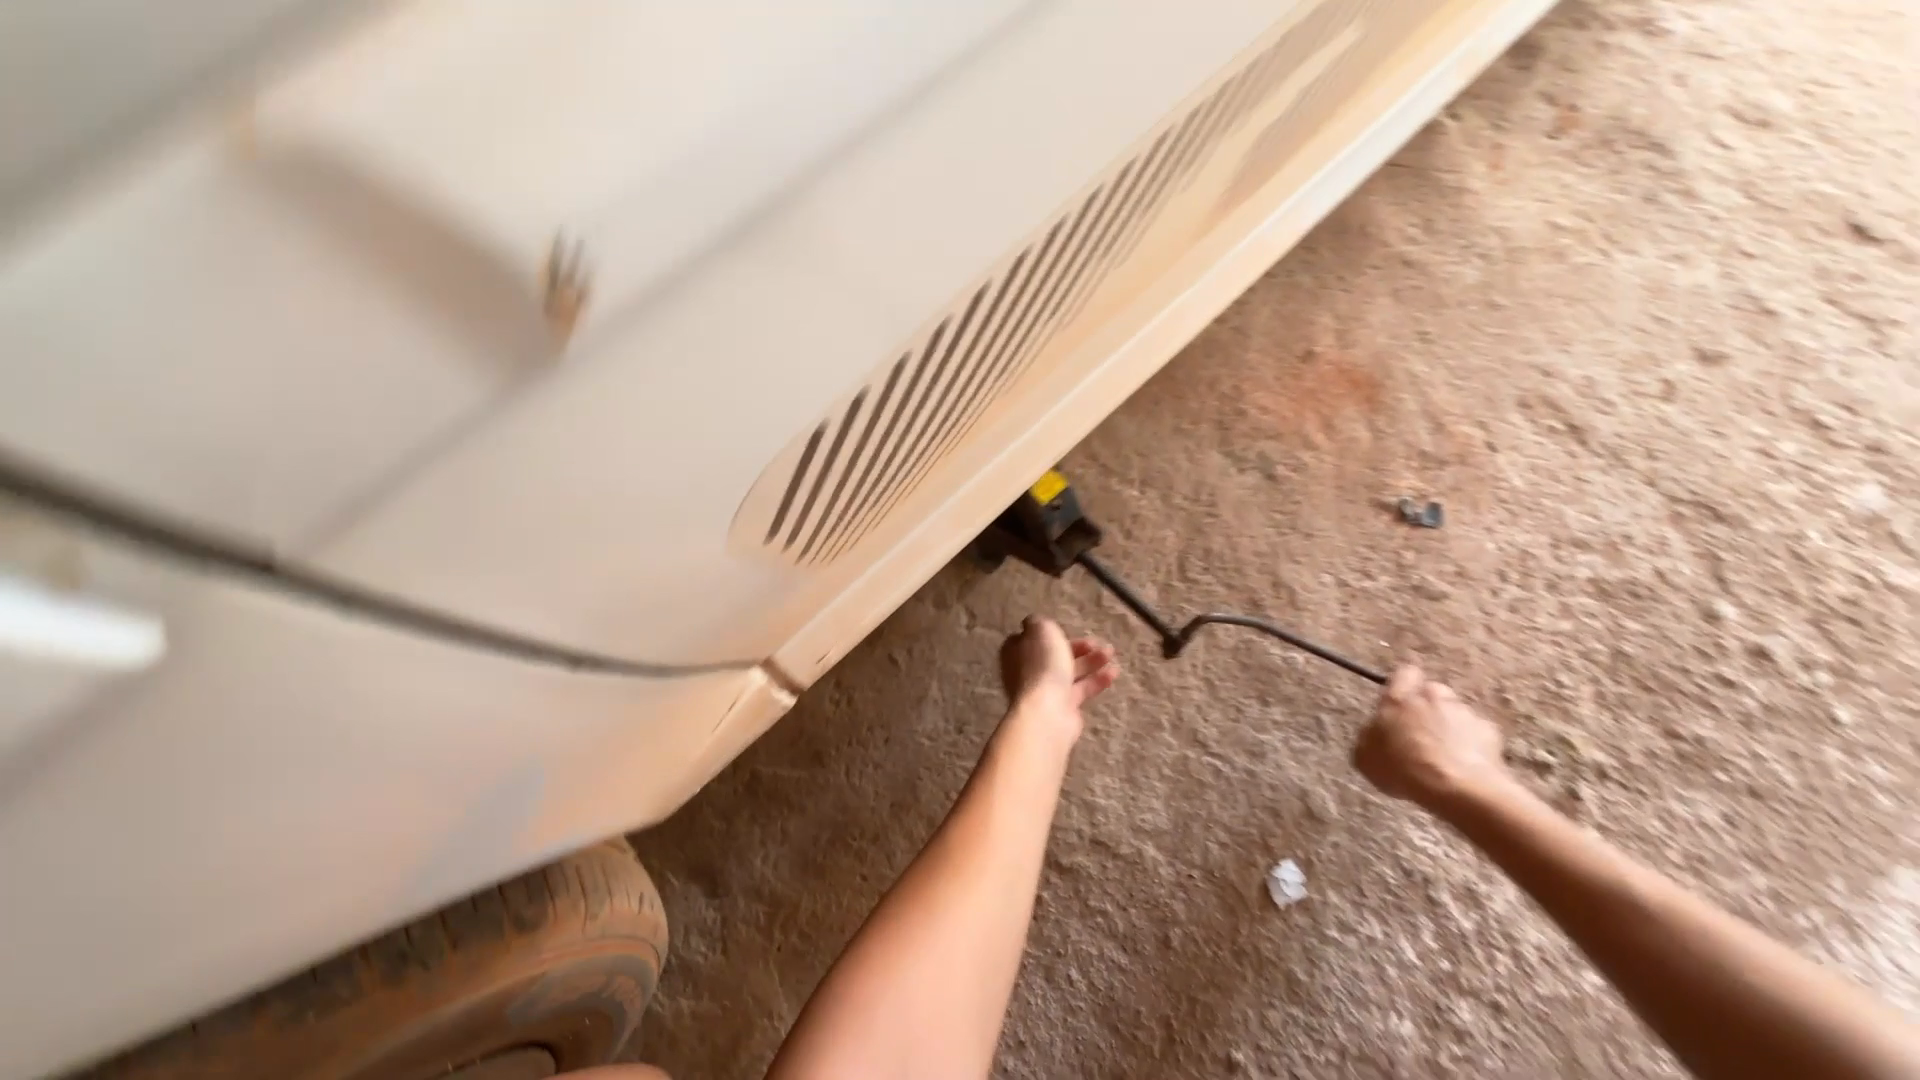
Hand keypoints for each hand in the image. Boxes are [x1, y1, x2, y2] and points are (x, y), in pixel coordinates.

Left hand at [998, 616, 1119, 742]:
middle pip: (1055, 655)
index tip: (1067, 629)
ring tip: (1111, 654)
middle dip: (1078, 647)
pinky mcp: (1063, 706)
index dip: (1050, 633)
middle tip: (1098, 643)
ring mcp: (1046, 690)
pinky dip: (1096, 680)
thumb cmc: (1042, 665)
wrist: (1048, 712)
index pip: (1032, 639)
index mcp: (1016, 652)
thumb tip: (1034, 623)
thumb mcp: (1041, 630)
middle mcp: (1028, 671)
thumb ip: (1039, 622)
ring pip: (1071, 671)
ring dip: (1092, 661)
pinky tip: (1113, 673)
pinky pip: (1081, 689)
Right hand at [1353, 665, 1509, 809]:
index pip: (1403, 673)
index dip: (1402, 685)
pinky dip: (1471, 745)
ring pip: (1455, 713)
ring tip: (1444, 757)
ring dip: (1449, 728)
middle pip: (1431, 692)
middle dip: (1427, 707)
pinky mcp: (1490, 732)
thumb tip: (1377, 733)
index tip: (1399, 703)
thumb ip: (1371, 736)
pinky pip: (1477, 734)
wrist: (1458, 789)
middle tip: (1420, 734)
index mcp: (1399, 698)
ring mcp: (1464, 713)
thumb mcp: (1365, 756)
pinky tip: (1464, 766)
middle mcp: (1433, 697)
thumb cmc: (1403, 768)